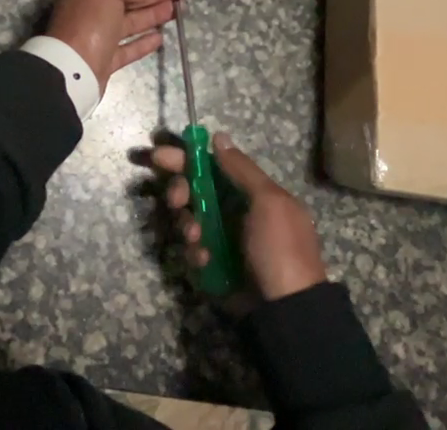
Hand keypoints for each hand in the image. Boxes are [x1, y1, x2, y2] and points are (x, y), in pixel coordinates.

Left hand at [44, 0, 176, 95]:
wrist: (74, 67)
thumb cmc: (90, 20)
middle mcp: (94, 10)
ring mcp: (100, 36)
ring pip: (132, 21)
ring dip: (154, 14)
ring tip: (178, 9)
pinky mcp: (107, 59)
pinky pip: (129, 47)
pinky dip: (144, 42)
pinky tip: (161, 37)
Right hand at [151, 133, 327, 300]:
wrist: (287, 309)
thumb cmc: (280, 248)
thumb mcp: (268, 202)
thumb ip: (241, 169)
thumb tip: (219, 137)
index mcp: (249, 191)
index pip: (210, 165)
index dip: (184, 158)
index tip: (159, 156)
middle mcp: (232, 210)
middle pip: (192, 189)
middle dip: (179, 191)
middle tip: (177, 200)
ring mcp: (221, 238)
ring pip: (187, 218)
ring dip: (186, 223)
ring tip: (195, 236)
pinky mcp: (212, 263)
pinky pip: (191, 248)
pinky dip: (194, 251)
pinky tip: (204, 259)